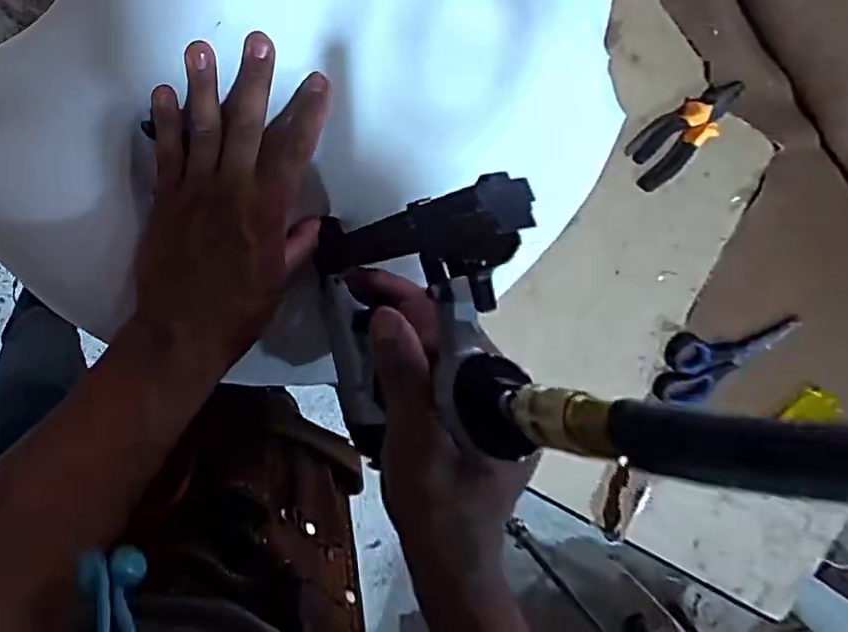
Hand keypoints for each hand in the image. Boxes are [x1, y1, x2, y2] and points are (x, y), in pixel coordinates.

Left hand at [128, 32, 330, 374]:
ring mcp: (193, 189)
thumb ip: (294, 244)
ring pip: (201, 128)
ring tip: (200, 49)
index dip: (307, 113)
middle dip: (254, 80)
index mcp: (265, 209)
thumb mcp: (277, 281)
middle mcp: (230, 189)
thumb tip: (312, 221)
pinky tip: (162, 91)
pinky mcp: (165, 197)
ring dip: (202, 85)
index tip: (317, 83)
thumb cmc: (236, 311)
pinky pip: (165, 152)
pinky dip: (163, 121)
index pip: (292, 150)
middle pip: (245, 125)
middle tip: (258, 42)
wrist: (177, 334)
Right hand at [349, 268, 533, 630]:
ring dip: (395, 333)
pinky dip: (402, 359)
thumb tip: (388, 315)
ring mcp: (486, 396)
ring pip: (436, 344)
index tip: (358, 280)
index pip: (449, 322)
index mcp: (498, 388)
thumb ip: (404, 379)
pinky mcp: (471, 408)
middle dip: (394, 310)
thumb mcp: (414, 444)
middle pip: (442, 328)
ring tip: (355, 322)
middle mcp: (499, 382)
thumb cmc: (437, 512)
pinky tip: (376, 361)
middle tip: (348, 298)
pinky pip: (434, 367)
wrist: (453, 567)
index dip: (401, 295)